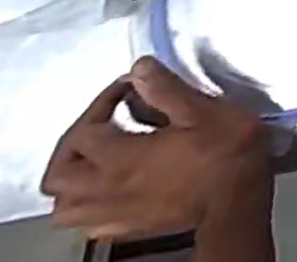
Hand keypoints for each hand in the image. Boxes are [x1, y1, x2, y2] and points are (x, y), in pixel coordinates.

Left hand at [41, 57, 272, 242]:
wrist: (238, 196)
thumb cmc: (223, 148)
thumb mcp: (201, 109)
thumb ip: (166, 90)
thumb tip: (138, 68)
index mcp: (121, 159)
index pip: (84, 131)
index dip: (102, 102)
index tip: (130, 86)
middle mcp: (106, 190)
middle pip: (59, 173)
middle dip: (75, 141)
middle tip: (105, 119)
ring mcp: (114, 214)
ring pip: (63, 206)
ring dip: (73, 178)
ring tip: (100, 155)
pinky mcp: (127, 228)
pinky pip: (87, 223)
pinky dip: (88, 203)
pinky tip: (110, 187)